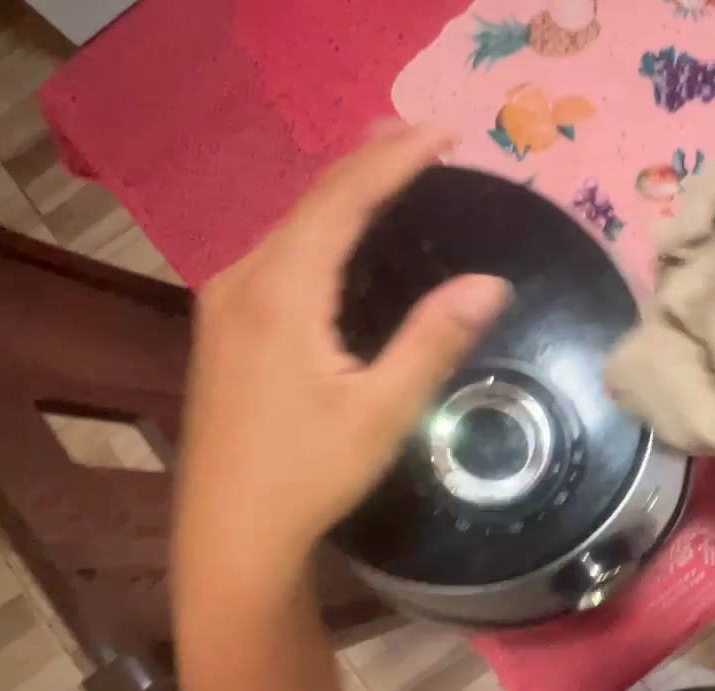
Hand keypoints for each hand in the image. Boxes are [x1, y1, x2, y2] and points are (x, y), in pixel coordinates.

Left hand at [174, 124, 511, 593]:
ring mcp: (224, 304)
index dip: (394, 160)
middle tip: (421, 138)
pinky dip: (317, 232)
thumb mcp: (383, 412)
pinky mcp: (223, 329)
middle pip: (311, 203)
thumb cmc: (310, 474)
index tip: (444, 133)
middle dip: (368, 163)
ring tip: (387, 171)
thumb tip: (491, 283)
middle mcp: (242, 280)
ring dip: (341, 196)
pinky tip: (336, 241)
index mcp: (281, 292)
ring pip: (290, 228)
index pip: (342, 201)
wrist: (231, 531)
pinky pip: (277, 257)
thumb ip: (432, 342)